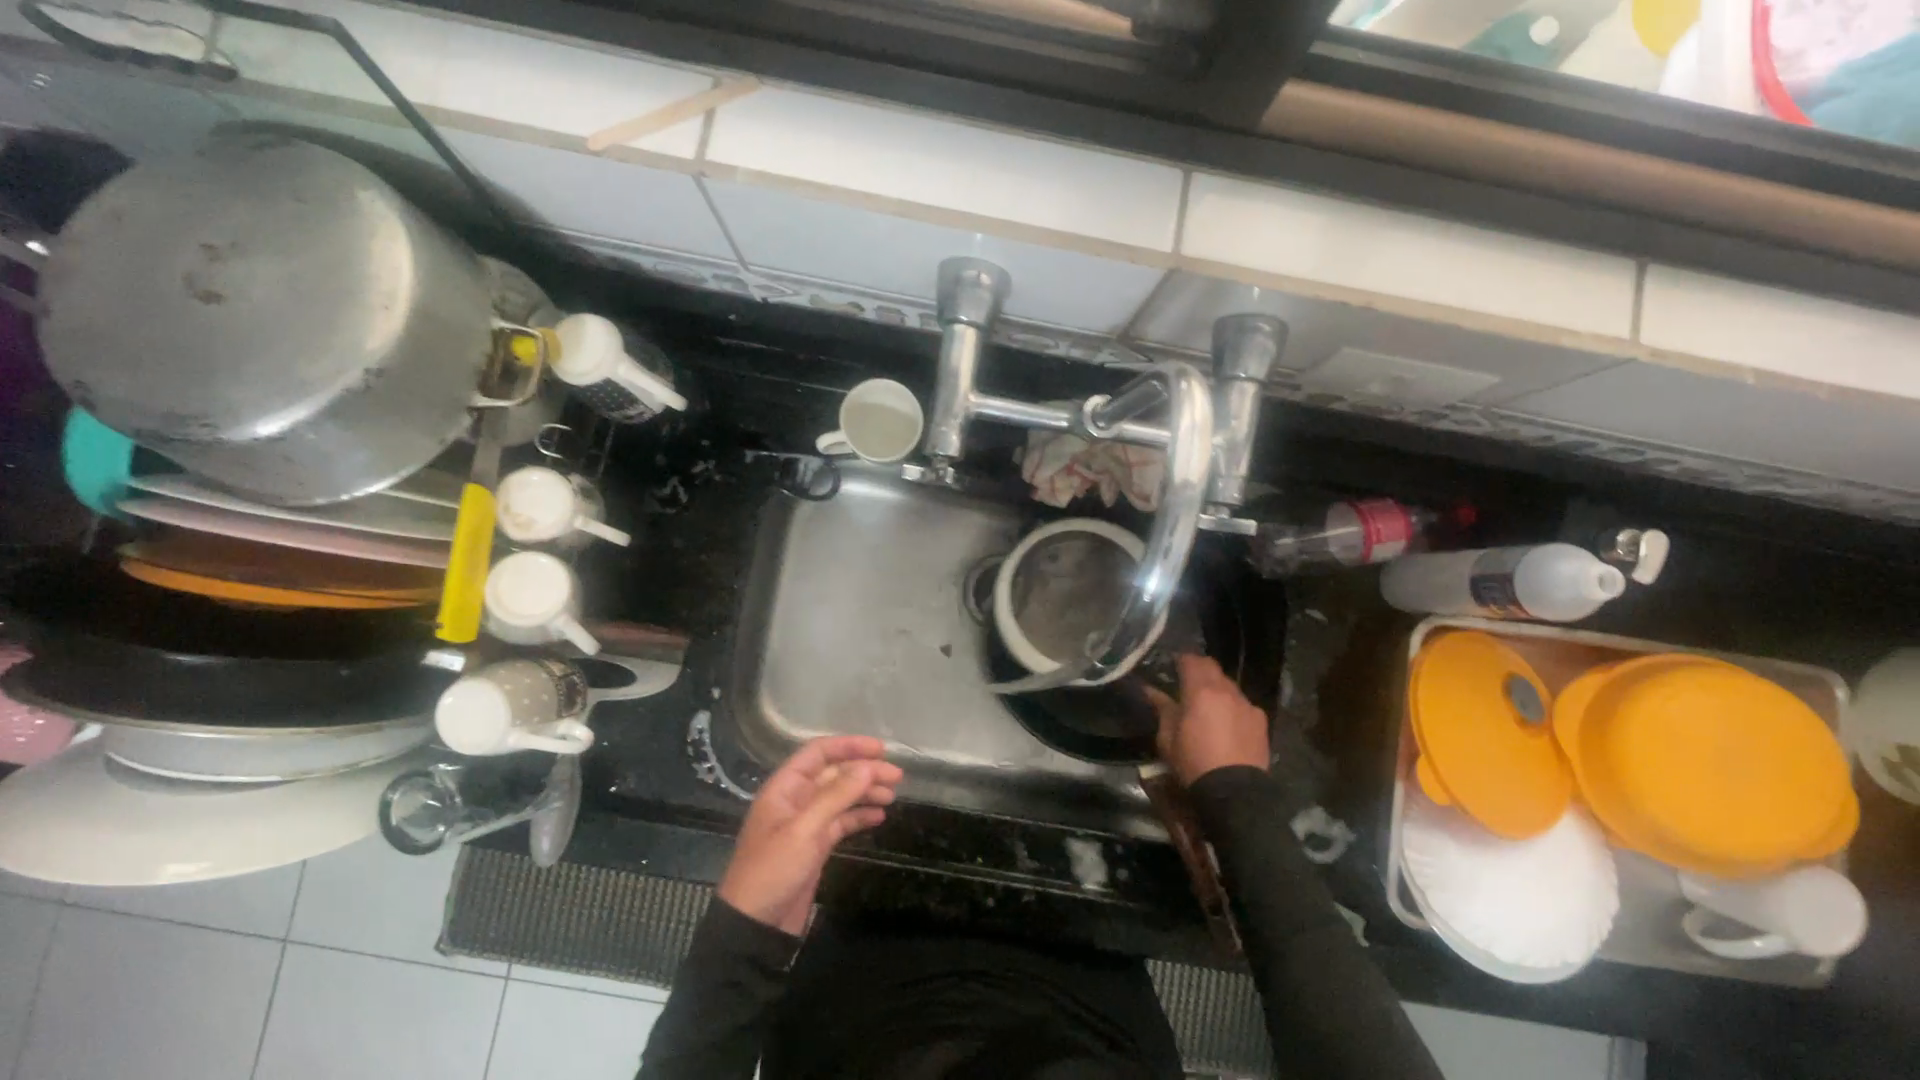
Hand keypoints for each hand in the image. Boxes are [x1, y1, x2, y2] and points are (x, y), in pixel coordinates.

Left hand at [718, 735, 903, 935]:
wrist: (755, 925)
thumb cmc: (773, 871)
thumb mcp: (804, 830)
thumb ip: (836, 796)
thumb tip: (867, 767)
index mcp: (784, 788)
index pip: (818, 753)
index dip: (849, 746)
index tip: (881, 750)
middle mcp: (795, 801)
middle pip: (833, 774)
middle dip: (864, 771)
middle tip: (897, 777)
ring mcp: (805, 824)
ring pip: (840, 798)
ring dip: (865, 793)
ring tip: (892, 796)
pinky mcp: (814, 847)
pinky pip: (840, 822)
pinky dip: (859, 817)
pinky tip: (879, 817)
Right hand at [1148, 654, 1269, 786]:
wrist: (1234, 791)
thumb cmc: (1194, 763)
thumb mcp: (1168, 739)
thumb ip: (1162, 709)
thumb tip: (1150, 691)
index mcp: (1200, 691)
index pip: (1191, 660)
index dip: (1180, 660)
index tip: (1172, 666)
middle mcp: (1226, 691)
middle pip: (1213, 667)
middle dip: (1199, 670)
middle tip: (1187, 683)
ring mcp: (1247, 704)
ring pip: (1229, 686)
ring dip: (1217, 689)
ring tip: (1208, 706)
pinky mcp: (1261, 720)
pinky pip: (1243, 704)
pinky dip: (1233, 707)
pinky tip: (1228, 724)